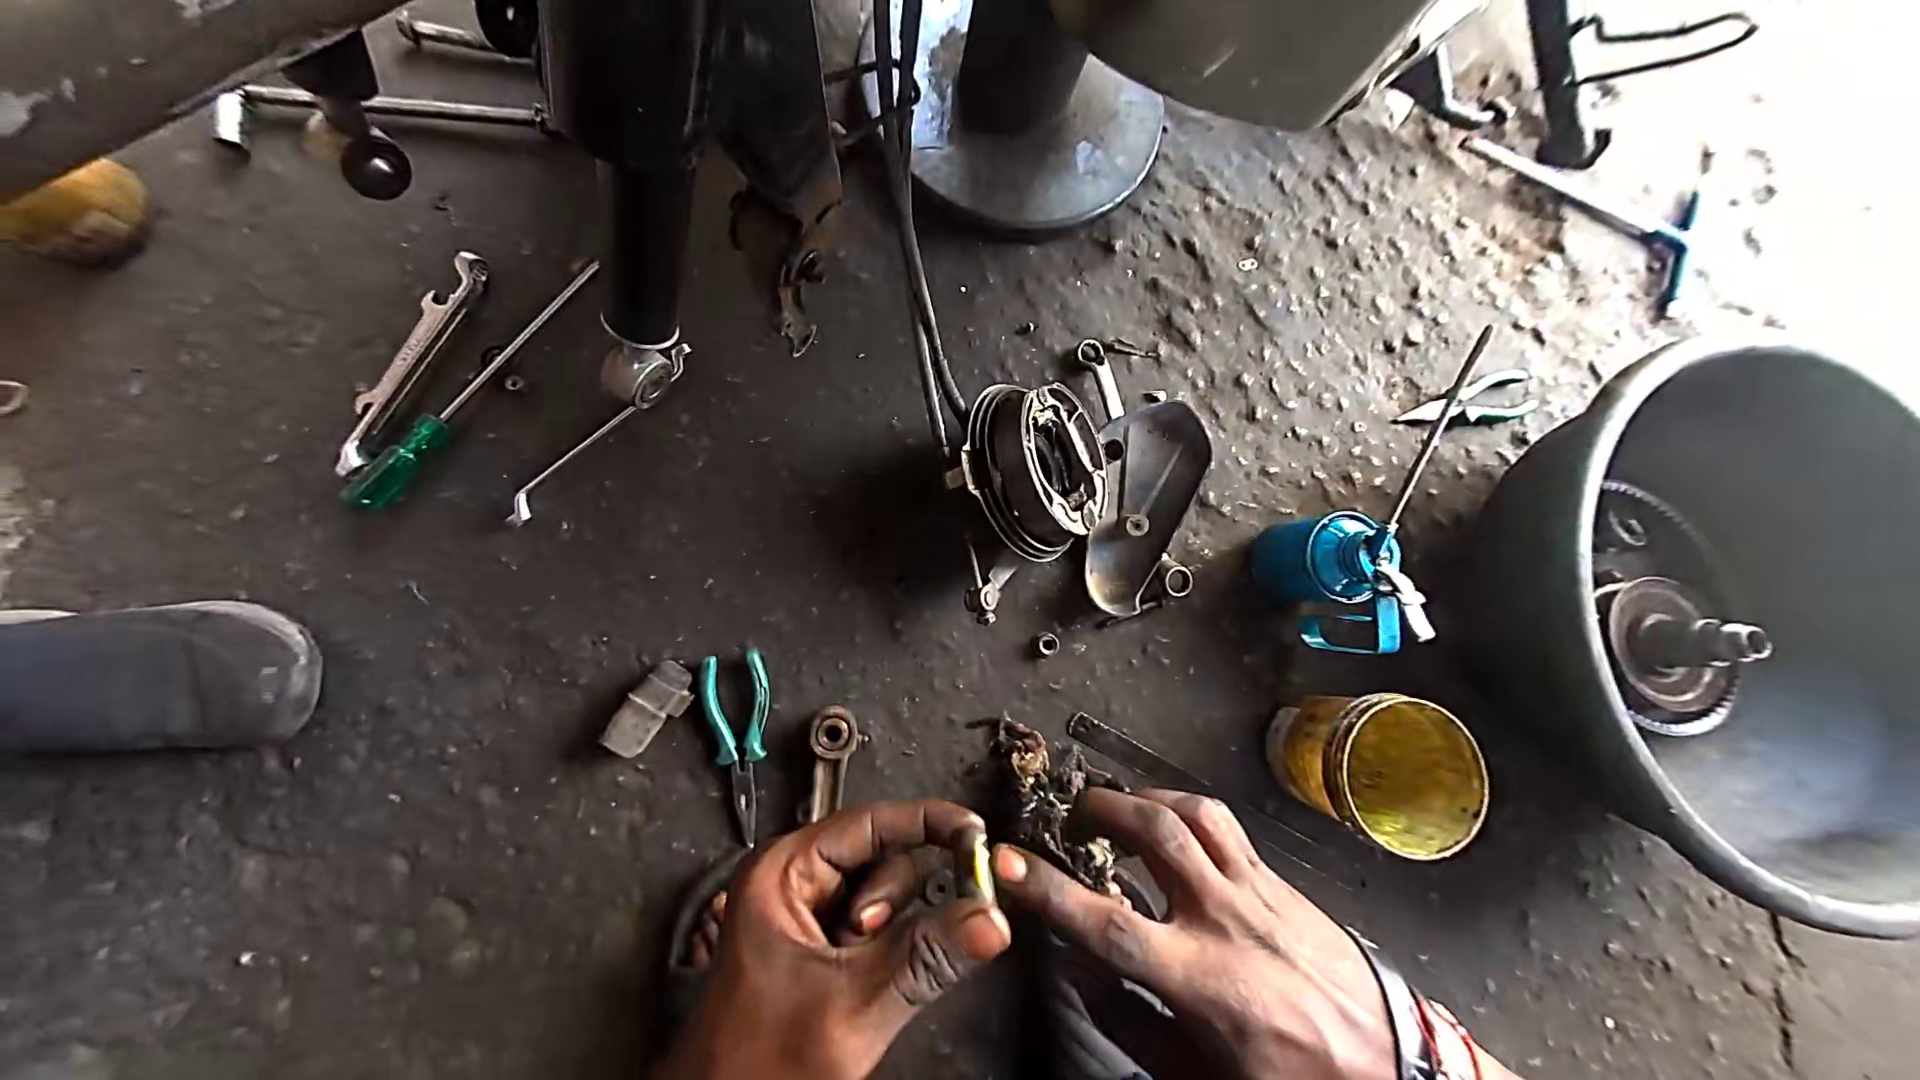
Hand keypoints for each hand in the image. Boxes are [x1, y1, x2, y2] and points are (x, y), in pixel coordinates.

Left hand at [655, 801, 1011, 1079]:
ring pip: (886, 891)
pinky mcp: (820, 935)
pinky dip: (886, 947)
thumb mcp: (852, 1007)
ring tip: (857, 976)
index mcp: (783, 870)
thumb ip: (926, 958)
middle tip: (876, 947)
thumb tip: (989, 920)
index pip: (873, 821)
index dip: (929, 822)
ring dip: (891, 934)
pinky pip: (878, 922)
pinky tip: (861, 979)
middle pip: (884, 855)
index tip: (974, 833)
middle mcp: (795, 876)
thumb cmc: (757, 1067)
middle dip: (896, 903)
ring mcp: (807, 907)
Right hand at [992, 787, 1395, 1079]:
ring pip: (1191, 814)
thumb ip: (1131, 1023)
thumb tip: (1080, 969)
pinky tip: (1165, 815)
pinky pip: (1221, 822)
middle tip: (1073, 814)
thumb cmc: (1290, 1076)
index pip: (1108, 926)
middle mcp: (1225, 919)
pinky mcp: (1273, 876)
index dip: (1050, 891)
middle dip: (1101, 811)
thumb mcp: (1200, 1075)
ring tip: (1114, 805)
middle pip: (1155, 836)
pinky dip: (1179, 806)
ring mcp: (1255, 889)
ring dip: (1141, 798)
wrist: (1393, 1064)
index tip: (1008, 862)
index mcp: (1202, 980)